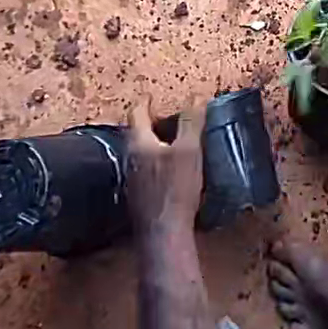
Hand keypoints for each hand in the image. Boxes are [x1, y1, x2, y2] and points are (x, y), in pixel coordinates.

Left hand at [126, 98, 203, 235]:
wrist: (163, 232)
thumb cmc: (175, 188)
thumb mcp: (190, 151)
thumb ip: (192, 122)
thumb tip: (197, 96)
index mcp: (139, 144)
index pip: (137, 114)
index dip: (146, 102)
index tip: (152, 96)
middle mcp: (130, 159)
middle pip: (138, 133)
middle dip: (153, 123)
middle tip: (170, 118)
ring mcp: (133, 179)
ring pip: (142, 152)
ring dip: (156, 143)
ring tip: (175, 141)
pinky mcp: (140, 195)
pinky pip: (147, 169)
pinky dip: (158, 161)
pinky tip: (173, 169)